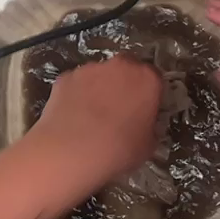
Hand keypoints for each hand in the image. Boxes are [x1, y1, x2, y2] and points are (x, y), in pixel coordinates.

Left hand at [23, 55, 161, 195]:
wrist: (71, 153)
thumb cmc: (118, 150)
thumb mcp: (148, 144)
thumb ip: (150, 126)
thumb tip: (143, 124)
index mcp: (147, 78)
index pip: (154, 77)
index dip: (149, 93)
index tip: (144, 109)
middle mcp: (120, 66)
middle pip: (126, 69)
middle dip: (124, 84)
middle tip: (119, 110)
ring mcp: (89, 69)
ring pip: (99, 75)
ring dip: (99, 88)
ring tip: (91, 116)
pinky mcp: (65, 77)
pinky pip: (76, 84)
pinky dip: (76, 95)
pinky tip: (73, 116)